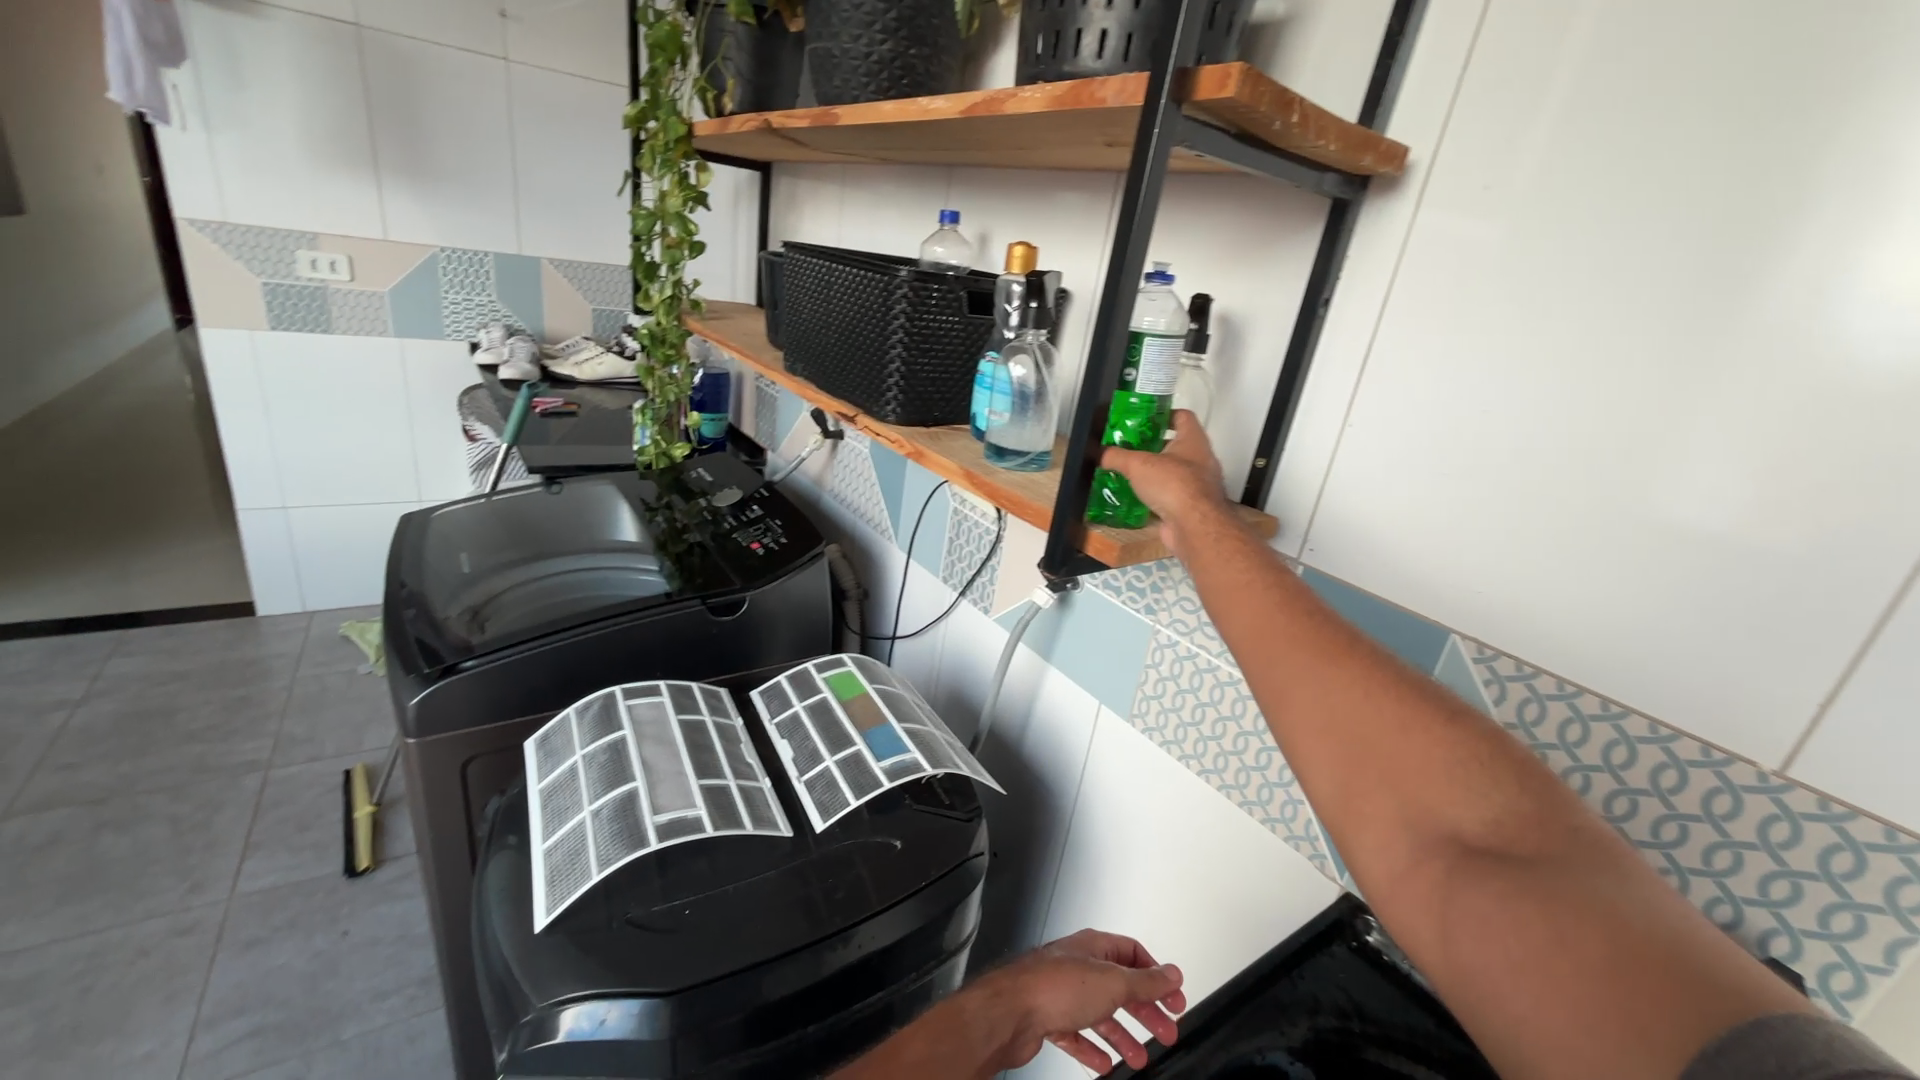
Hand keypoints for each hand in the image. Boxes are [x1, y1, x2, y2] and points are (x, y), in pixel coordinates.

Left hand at [983, 929, 1185, 1073]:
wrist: (1010, 1012)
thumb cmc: (1056, 987)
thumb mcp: (1113, 982)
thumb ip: (1146, 981)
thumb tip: (1172, 973)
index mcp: (1094, 947)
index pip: (1133, 954)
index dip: (1156, 976)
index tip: (1174, 999)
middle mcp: (1078, 966)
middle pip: (1120, 987)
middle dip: (1144, 1011)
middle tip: (1166, 1032)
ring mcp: (1061, 992)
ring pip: (1099, 1014)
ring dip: (1122, 1036)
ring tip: (1140, 1058)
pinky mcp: (1047, 1018)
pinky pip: (1076, 1034)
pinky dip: (1092, 1049)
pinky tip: (1104, 1063)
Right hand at [1097, 410, 1234, 559]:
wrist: (1193, 526)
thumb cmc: (1173, 485)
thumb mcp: (1137, 465)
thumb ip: (1116, 456)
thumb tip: (1098, 453)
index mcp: (1193, 440)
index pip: (1183, 416)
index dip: (1164, 414)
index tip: (1144, 419)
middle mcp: (1201, 460)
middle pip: (1177, 445)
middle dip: (1154, 446)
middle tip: (1129, 447)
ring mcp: (1199, 485)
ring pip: (1174, 472)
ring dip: (1155, 473)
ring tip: (1129, 472)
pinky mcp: (1192, 507)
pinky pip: (1171, 496)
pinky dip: (1156, 496)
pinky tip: (1137, 497)